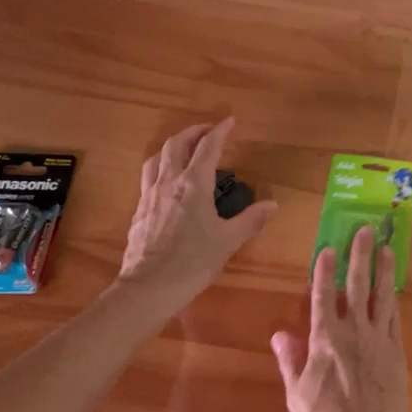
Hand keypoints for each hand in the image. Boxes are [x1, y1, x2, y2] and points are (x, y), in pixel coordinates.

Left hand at [116, 119, 276, 306]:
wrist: (146, 289)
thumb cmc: (191, 262)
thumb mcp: (228, 241)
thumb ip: (250, 220)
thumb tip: (273, 205)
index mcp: (194, 184)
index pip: (208, 147)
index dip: (219, 131)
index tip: (230, 121)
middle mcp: (169, 182)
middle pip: (176, 145)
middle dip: (193, 132)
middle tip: (207, 131)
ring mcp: (149, 196)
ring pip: (156, 158)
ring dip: (172, 148)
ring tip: (184, 151)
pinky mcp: (138, 212)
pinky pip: (148, 179)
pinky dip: (160, 170)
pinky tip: (168, 184)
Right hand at [272, 226, 411, 411]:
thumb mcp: (297, 396)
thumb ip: (291, 362)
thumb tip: (279, 335)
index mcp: (325, 340)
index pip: (323, 296)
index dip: (325, 270)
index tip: (328, 247)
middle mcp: (354, 332)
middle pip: (357, 286)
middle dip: (359, 256)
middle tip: (365, 231)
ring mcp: (379, 340)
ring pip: (382, 296)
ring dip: (383, 270)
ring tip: (387, 249)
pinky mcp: (397, 353)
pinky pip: (395, 319)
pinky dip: (394, 301)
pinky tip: (395, 290)